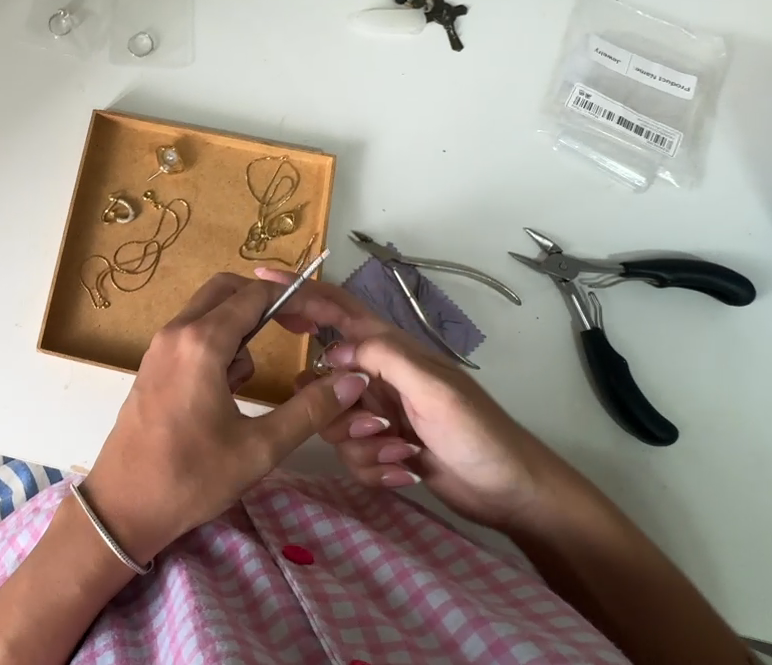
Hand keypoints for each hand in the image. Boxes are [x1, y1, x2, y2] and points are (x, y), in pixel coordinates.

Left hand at [80, 273, 370, 561]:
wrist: (124, 504)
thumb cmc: (191, 477)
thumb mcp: (259, 448)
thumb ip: (309, 410)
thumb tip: (354, 380)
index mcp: (201, 342)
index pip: (255, 295)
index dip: (293, 299)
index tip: (321, 320)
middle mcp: (176, 332)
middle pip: (225, 289)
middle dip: (265, 301)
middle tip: (299, 330)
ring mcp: (159, 346)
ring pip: (207, 310)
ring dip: (239, 327)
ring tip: (251, 383)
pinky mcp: (153, 363)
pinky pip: (192, 332)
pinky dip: (218, 343)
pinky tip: (227, 390)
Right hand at [260, 269, 573, 531]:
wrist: (511, 493)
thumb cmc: (479, 432)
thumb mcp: (433, 388)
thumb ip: (381, 358)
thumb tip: (330, 354)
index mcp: (387, 348)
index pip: (335, 308)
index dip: (299, 291)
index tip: (259, 279)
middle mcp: (374, 376)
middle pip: (319, 378)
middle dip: (333, 406)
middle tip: (368, 419)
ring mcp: (375, 413)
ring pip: (329, 421)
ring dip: (361, 444)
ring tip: (402, 450)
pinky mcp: (379, 447)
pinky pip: (349, 455)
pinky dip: (375, 467)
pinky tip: (408, 470)